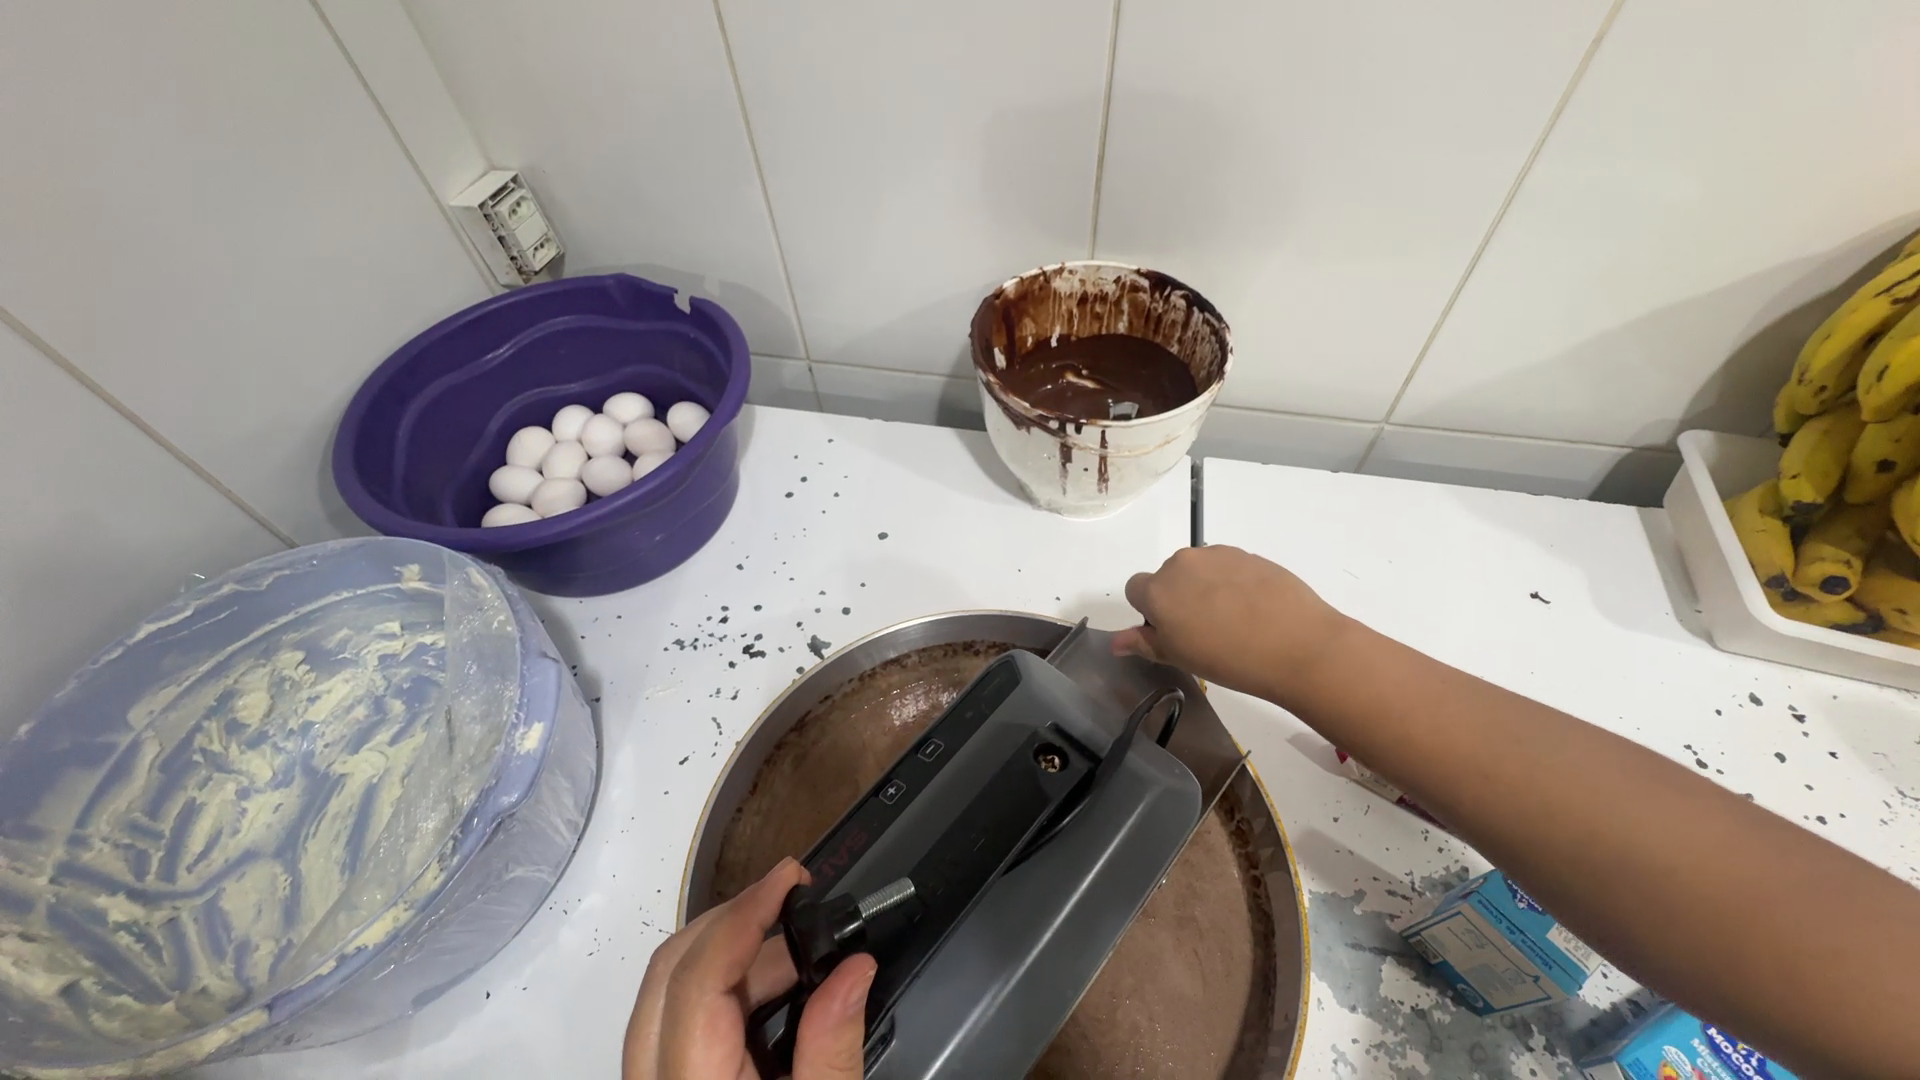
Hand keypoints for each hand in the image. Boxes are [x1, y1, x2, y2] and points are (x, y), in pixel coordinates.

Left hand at [624, 858, 876, 1079]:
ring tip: (800, 948)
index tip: (791, 877)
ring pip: (668, 988)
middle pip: (669, 968)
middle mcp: (652, 1077)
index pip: (697, 978)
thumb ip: (832, 1051)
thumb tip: (855, 967)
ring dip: (731, 950)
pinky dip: (724, 984)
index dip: (744, 913)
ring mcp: (650, 1079)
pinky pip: (675, 1014)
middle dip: (733, 917)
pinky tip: (776, 988)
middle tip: (793, 899)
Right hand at [1113, 545, 1351, 702]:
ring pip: (1199, 570)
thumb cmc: (1228, 659)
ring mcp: (1217, 556)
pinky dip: (1233, 584)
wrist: (1297, 645)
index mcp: (1157, 590)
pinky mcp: (1248, 555)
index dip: (1151, 611)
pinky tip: (1254, 609)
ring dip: (1206, 588)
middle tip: (1204, 630)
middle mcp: (1181, 564)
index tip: (1173, 632)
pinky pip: (1229, 567)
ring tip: (1233, 620)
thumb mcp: (1180, 657)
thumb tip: (1116, 642)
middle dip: (1179, 597)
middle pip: (1168, 576)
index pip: (1136, 589)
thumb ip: (1144, 643)